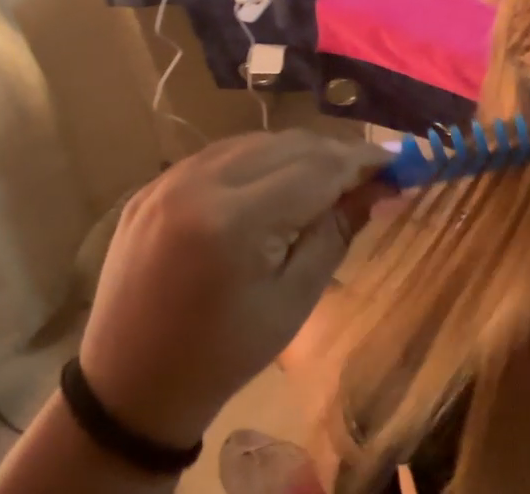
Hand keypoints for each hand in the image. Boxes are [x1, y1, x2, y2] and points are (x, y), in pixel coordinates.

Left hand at [78, 131, 391, 445]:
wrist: (129, 387)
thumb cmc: (225, 354)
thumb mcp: (295, 298)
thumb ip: (338, 231)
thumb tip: (382, 187)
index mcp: (236, 221)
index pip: (320, 167)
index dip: (365, 161)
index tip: (400, 163)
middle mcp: (199, 184)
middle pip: (291, 144)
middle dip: (337, 155)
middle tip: (370, 175)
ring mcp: (168, 180)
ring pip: (257, 141)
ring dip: (300, 153)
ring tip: (327, 180)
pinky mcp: (152, 187)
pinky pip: (221, 155)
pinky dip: (259, 161)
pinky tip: (276, 185)